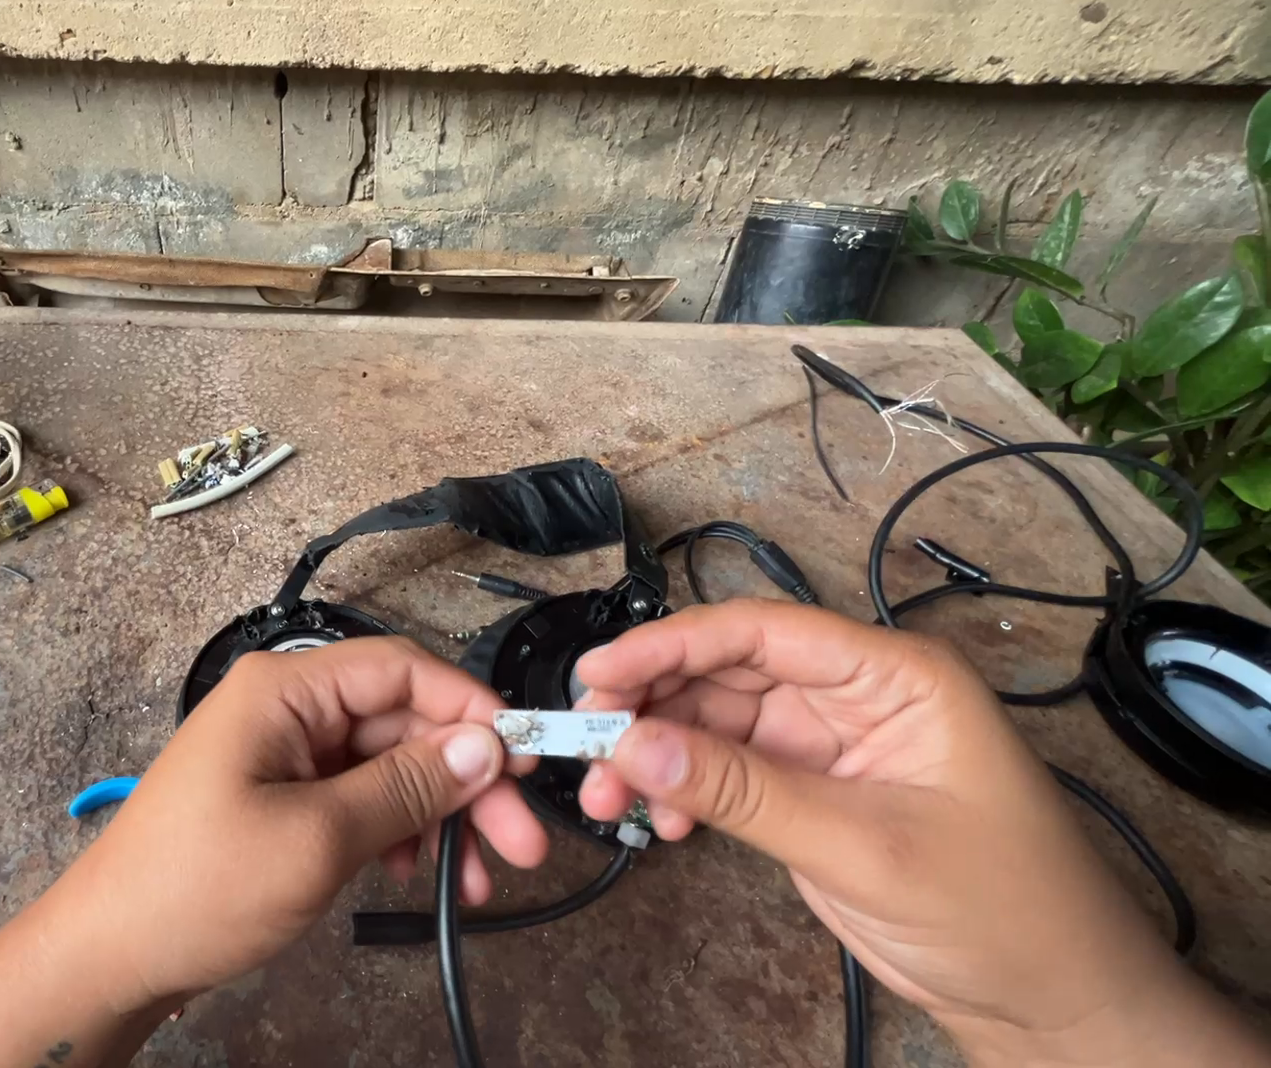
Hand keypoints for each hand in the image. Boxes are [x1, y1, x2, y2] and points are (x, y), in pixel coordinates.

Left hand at [54, 636, 549, 1009]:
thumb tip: (486, 746)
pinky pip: (359, 798)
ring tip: (476, 881)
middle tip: (521, 844)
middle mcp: (290, 708)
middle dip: (462, 780)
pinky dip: (396, 832)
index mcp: (286, 689)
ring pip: (386, 765)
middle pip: (399, 723)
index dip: (466, 706)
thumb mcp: (316, 837)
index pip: (397, 669)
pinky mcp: (287, 796)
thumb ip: (405, 786)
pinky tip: (415, 875)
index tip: (523, 758)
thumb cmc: (203, 884)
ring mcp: (287, 753)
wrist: (111, 955)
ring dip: (436, 816)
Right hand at [574, 599, 1267, 1066]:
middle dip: (646, 704)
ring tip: (605, 795)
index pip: (757, 631)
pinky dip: (674, 788)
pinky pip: (711, 764)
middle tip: (586, 740)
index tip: (600, 674)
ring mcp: (812, 737)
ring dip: (648, 752)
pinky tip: (659, 821)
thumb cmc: (1002, 913)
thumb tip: (629, 747)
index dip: (669, 644)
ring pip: (701, 718)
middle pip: (716, 670)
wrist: (1051, 1007)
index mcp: (887, 675)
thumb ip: (738, 790)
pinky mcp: (791, 780)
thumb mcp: (863, 846)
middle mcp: (843, 691)